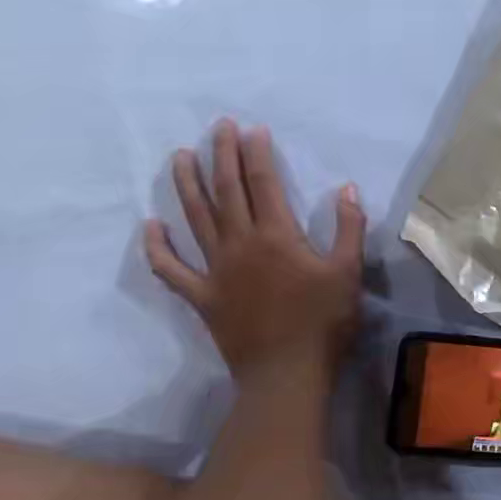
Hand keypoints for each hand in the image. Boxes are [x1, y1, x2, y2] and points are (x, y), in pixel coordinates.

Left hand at [145, 120, 365, 376]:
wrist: (286, 373)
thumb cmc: (324, 322)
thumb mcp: (348, 272)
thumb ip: (348, 229)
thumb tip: (347, 190)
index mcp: (276, 236)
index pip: (263, 183)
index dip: (257, 153)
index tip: (252, 129)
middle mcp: (240, 244)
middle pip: (227, 191)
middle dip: (222, 155)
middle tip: (217, 127)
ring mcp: (215, 270)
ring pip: (195, 218)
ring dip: (187, 185)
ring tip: (180, 156)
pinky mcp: (201, 296)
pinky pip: (171, 269)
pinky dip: (158, 247)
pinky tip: (151, 226)